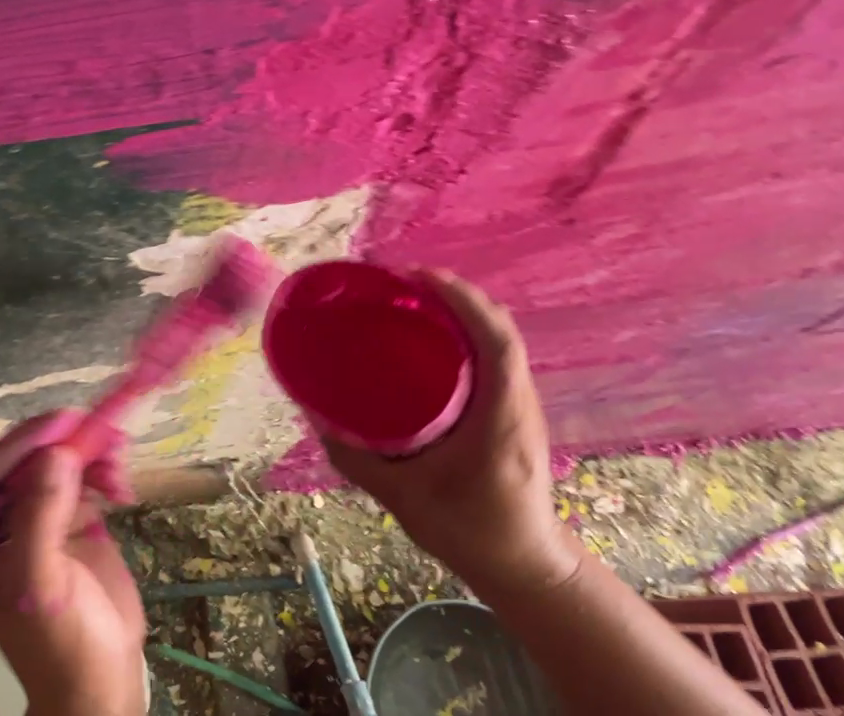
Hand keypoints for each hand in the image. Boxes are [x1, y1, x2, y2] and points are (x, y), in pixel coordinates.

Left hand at [0, 411, 146, 715]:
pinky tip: (122, 486)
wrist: (102, 684)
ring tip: (119, 468)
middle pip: (31, 460)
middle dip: (66, 443)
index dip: (26, 441)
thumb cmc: (58, 642)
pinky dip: (106, 472)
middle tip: (104, 432)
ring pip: (63, 464)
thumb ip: (40, 515)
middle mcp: (8, 519)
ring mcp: (45, 518)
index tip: (64, 420)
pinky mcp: (78, 522)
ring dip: (92, 455)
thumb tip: (55, 453)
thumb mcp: (40, 582)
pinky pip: (88, 480)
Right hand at [322, 271, 582, 598]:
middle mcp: (519, 404)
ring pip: (504, 340)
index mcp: (499, 419)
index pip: (496, 342)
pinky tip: (438, 339)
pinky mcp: (519, 414)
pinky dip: (473, 333)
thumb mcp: (402, 499)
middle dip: (458, 295)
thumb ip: (356, 459)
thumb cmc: (470, 532)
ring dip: (467, 311)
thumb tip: (316, 415)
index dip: (463, 301)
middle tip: (407, 282)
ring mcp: (524, 408)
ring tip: (418, 300)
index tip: (419, 277)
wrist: (527, 567)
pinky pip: (501, 357)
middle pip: (501, 330)